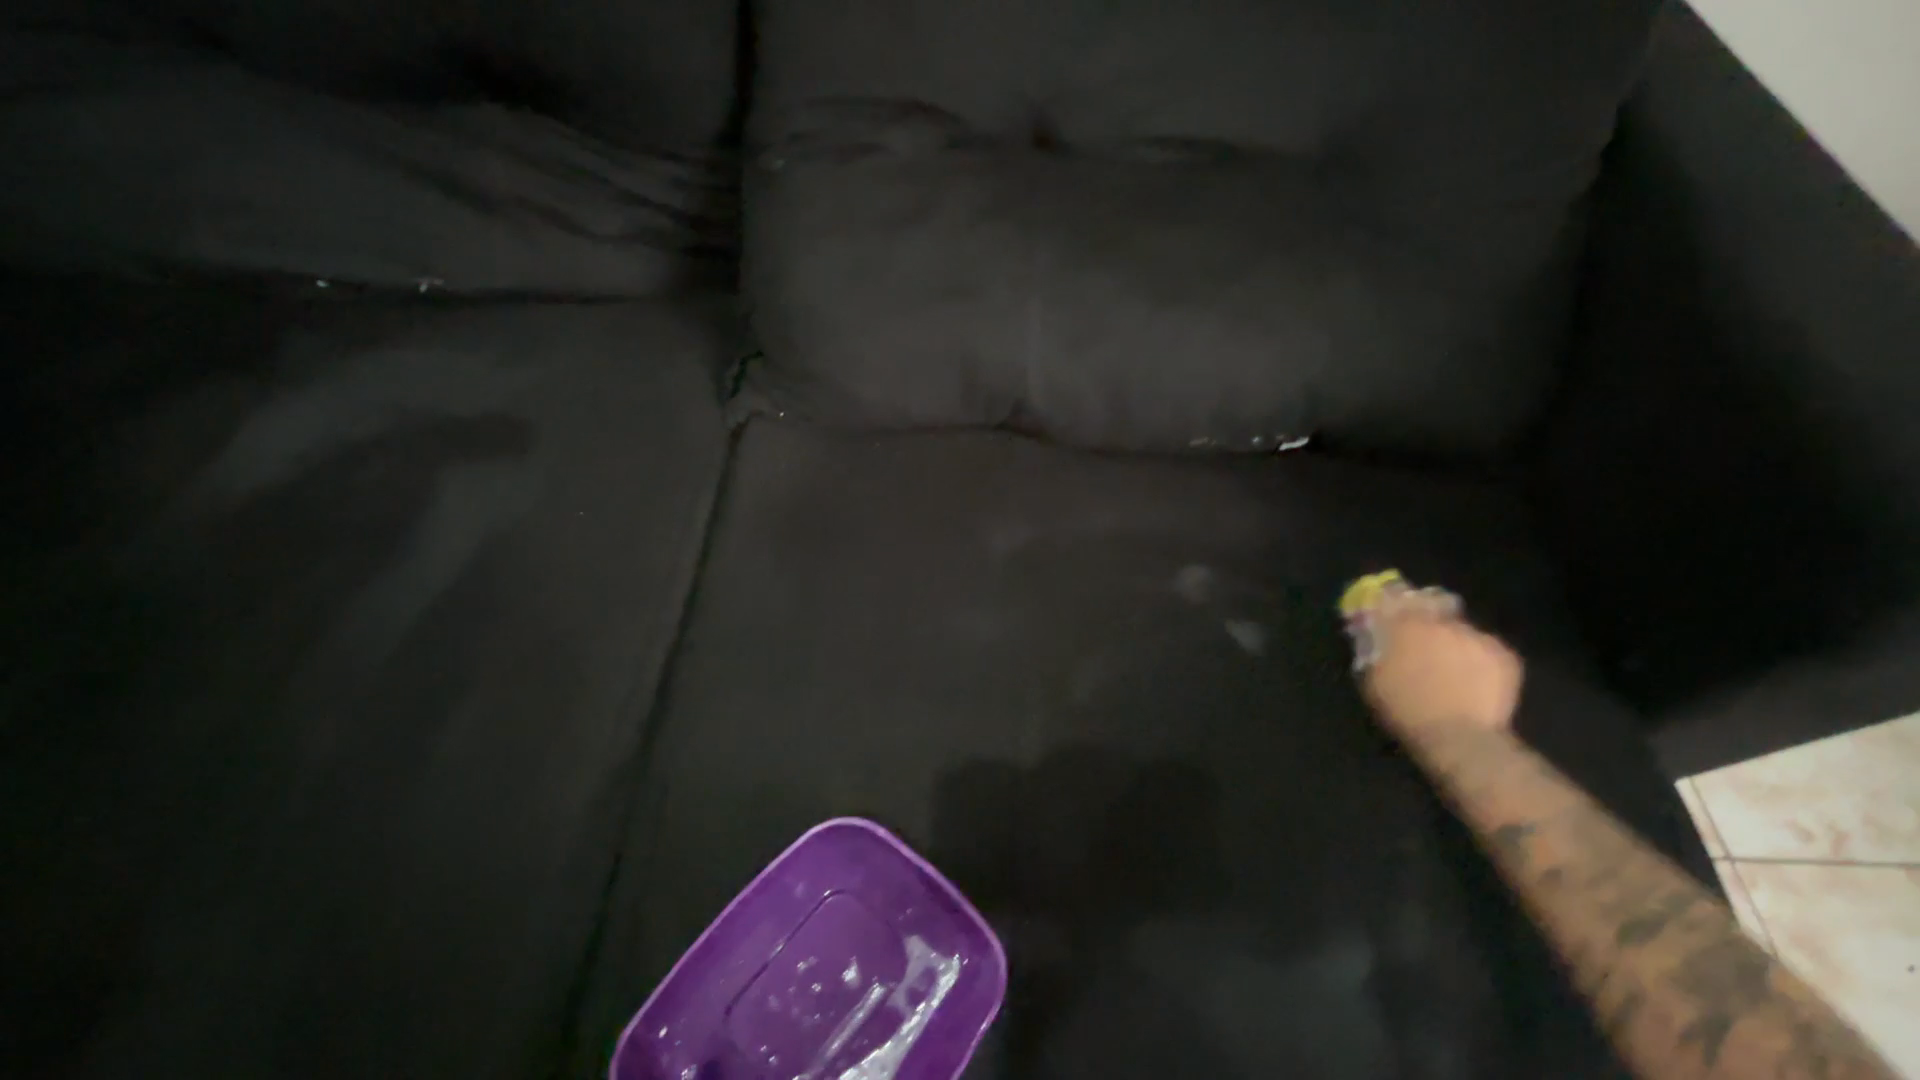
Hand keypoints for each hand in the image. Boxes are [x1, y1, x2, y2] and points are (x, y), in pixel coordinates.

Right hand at [1357, 589, 1523, 738]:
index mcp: (1403, 624)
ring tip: (1451, 665)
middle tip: (1423, 635)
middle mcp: (1440, 621)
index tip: (1388, 604)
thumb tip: (1372, 629)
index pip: (1393, 593)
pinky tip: (1474, 680)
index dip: (1390, 597)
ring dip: (1453, 638)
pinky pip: (1486, 648)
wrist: (1458, 737)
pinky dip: (1478, 658)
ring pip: (1461, 626)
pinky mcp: (1503, 653)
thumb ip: (1372, 647)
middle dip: (1426, 612)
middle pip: (1432, 602)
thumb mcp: (1373, 678)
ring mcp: (1475, 635)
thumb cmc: (1405, 710)